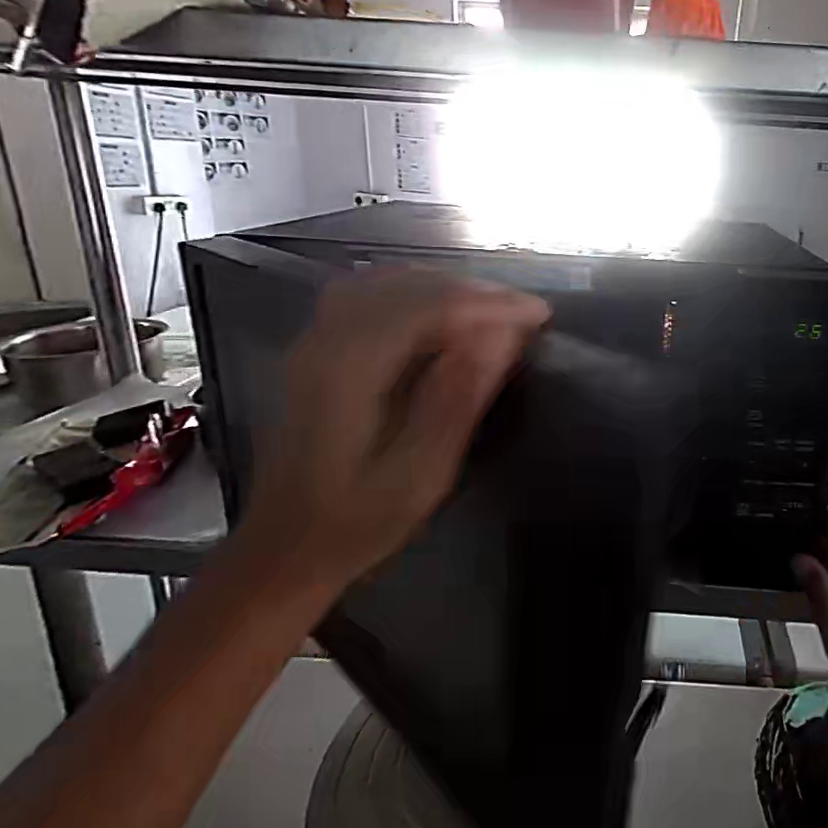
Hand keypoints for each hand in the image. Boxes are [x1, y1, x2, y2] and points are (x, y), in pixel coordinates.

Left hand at [241, 269, 548, 589]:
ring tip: (498, 309)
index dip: (493, 304)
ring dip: (450, 286)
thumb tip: (502, 337)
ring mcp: (315, 341)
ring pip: (390, 281)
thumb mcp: (421, 473)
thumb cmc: (359, 519)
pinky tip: (446, 308)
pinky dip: (419, 289)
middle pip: (410, 286)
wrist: (285, 546)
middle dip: (478, 291)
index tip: (542, 315)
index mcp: (350, 372)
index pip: (430, 307)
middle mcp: (326, 342)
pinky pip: (371, 292)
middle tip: (529, 313)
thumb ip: (458, 399)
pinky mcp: (317, 349)